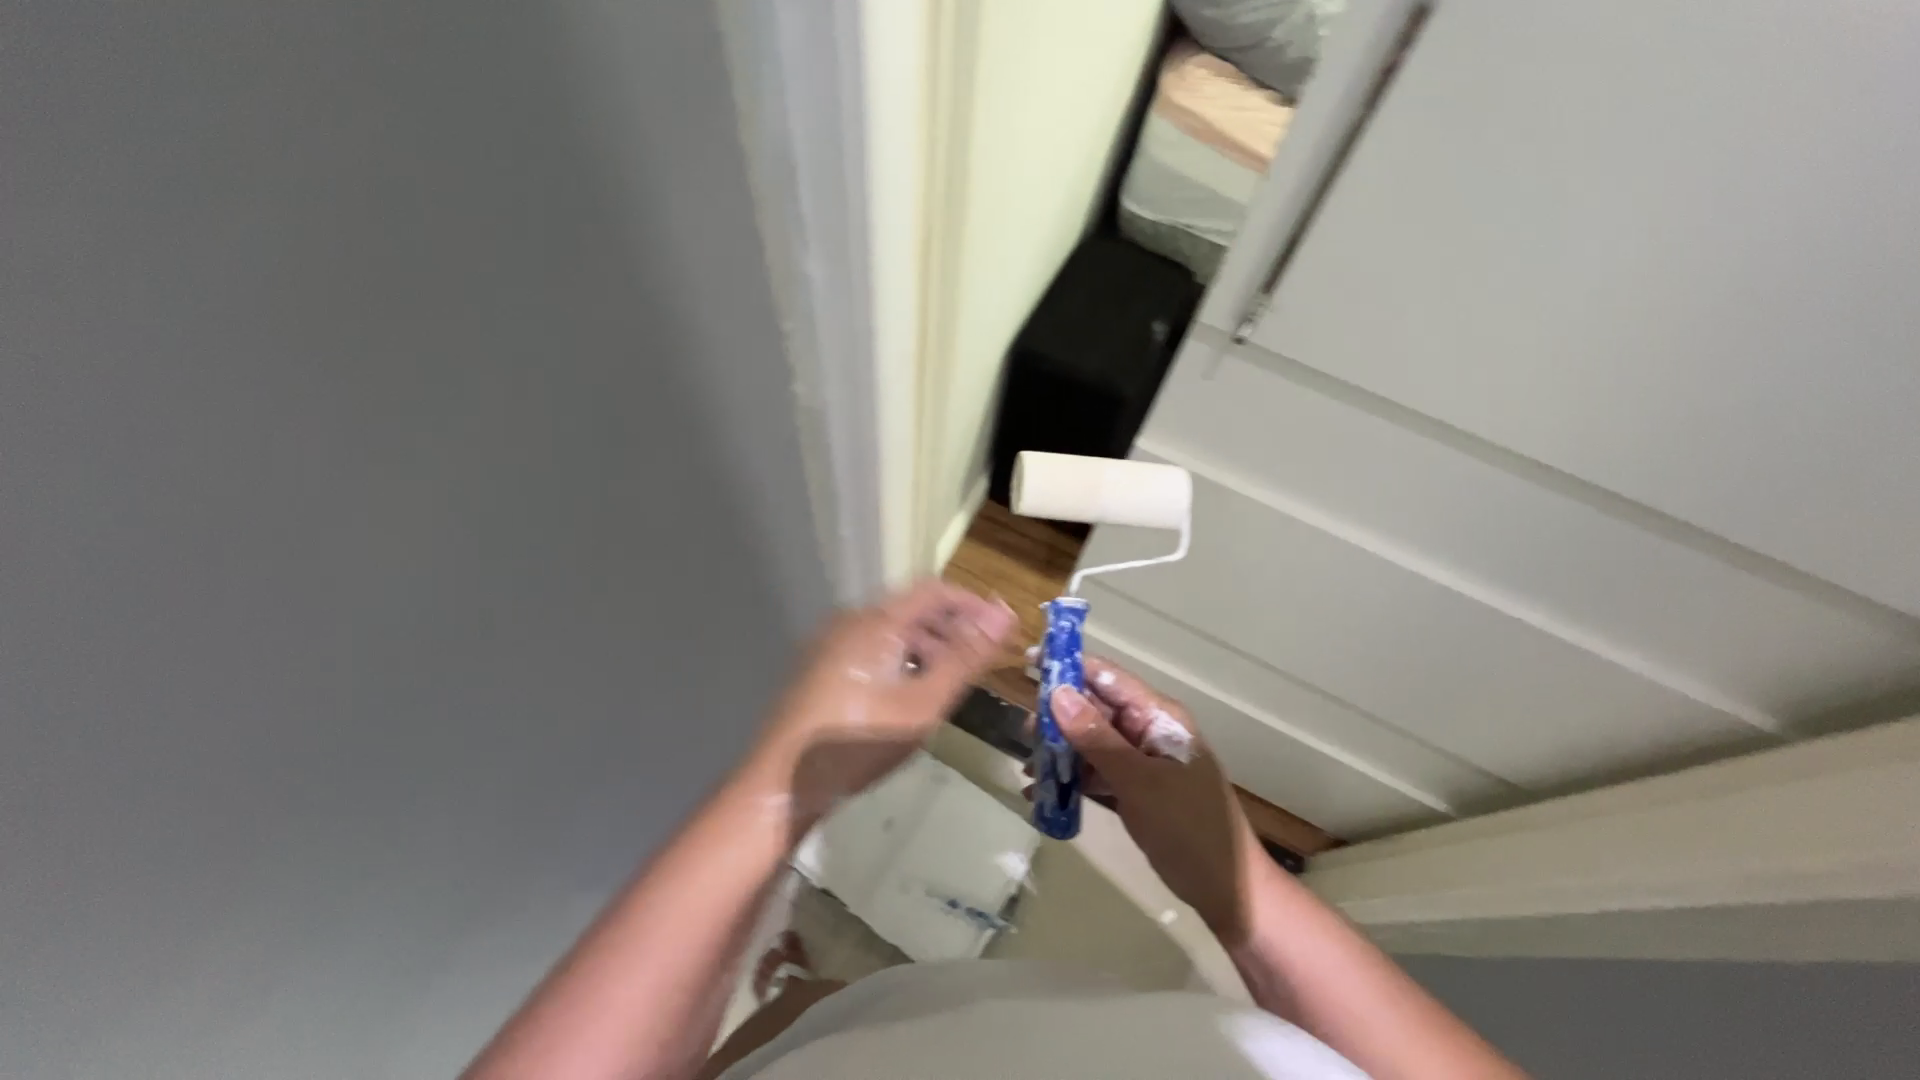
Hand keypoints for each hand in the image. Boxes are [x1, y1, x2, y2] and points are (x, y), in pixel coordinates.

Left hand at [745, 580, 1015, 832]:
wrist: (781, 783)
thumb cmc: (859, 742)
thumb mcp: (924, 703)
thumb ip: (965, 658)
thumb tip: (1004, 616)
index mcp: (875, 623)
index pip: (933, 591)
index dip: (972, 604)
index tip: (1001, 628)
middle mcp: (849, 622)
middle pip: (911, 609)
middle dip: (951, 627)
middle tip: (983, 657)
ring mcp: (829, 645)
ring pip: (890, 631)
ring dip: (927, 646)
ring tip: (952, 679)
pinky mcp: (818, 668)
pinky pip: (870, 649)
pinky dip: (900, 659)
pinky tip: (910, 694)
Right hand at [1049, 658, 1265, 944]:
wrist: (1228, 891)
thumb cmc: (1189, 829)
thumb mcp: (1140, 782)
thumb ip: (1097, 738)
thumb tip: (1057, 694)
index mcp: (1160, 718)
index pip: (1108, 678)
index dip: (1069, 668)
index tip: (1029, 664)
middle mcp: (1151, 731)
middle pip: (1096, 710)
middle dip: (1058, 718)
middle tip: (1024, 733)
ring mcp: (1145, 762)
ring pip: (1093, 743)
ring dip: (1061, 752)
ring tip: (1028, 769)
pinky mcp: (1138, 790)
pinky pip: (1098, 773)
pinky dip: (1072, 781)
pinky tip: (1043, 796)